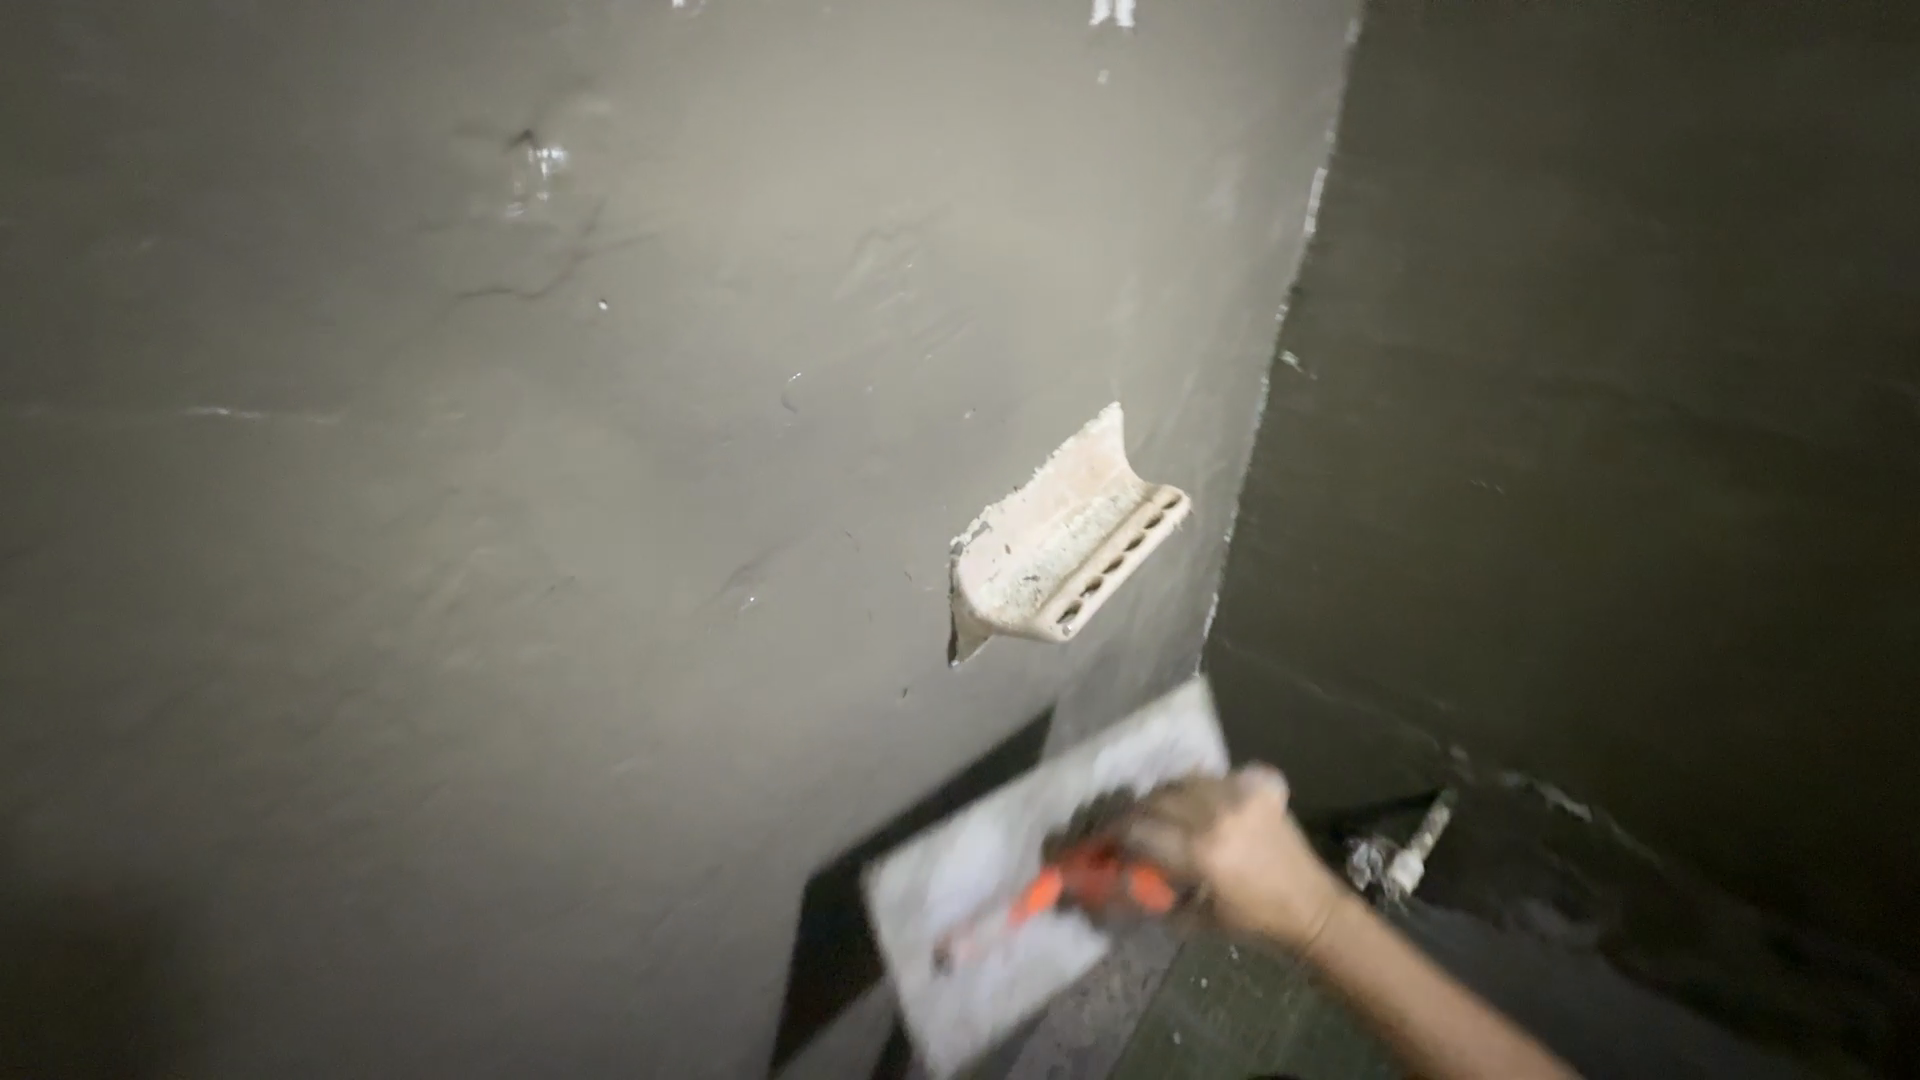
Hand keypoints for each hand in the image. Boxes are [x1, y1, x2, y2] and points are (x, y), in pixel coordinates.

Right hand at [1124, 764, 1345, 949]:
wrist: (1312, 909)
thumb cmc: (1253, 921)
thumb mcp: (1196, 919)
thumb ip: (1155, 896)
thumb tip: (1118, 880)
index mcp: (1200, 853)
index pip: (1139, 830)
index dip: (1115, 833)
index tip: (1106, 838)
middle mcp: (1217, 817)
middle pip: (1157, 799)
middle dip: (1138, 812)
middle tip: (1132, 824)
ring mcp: (1241, 797)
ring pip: (1184, 779)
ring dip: (1169, 794)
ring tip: (1167, 810)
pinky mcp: (1261, 788)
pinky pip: (1220, 773)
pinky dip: (1208, 784)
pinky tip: (1208, 799)